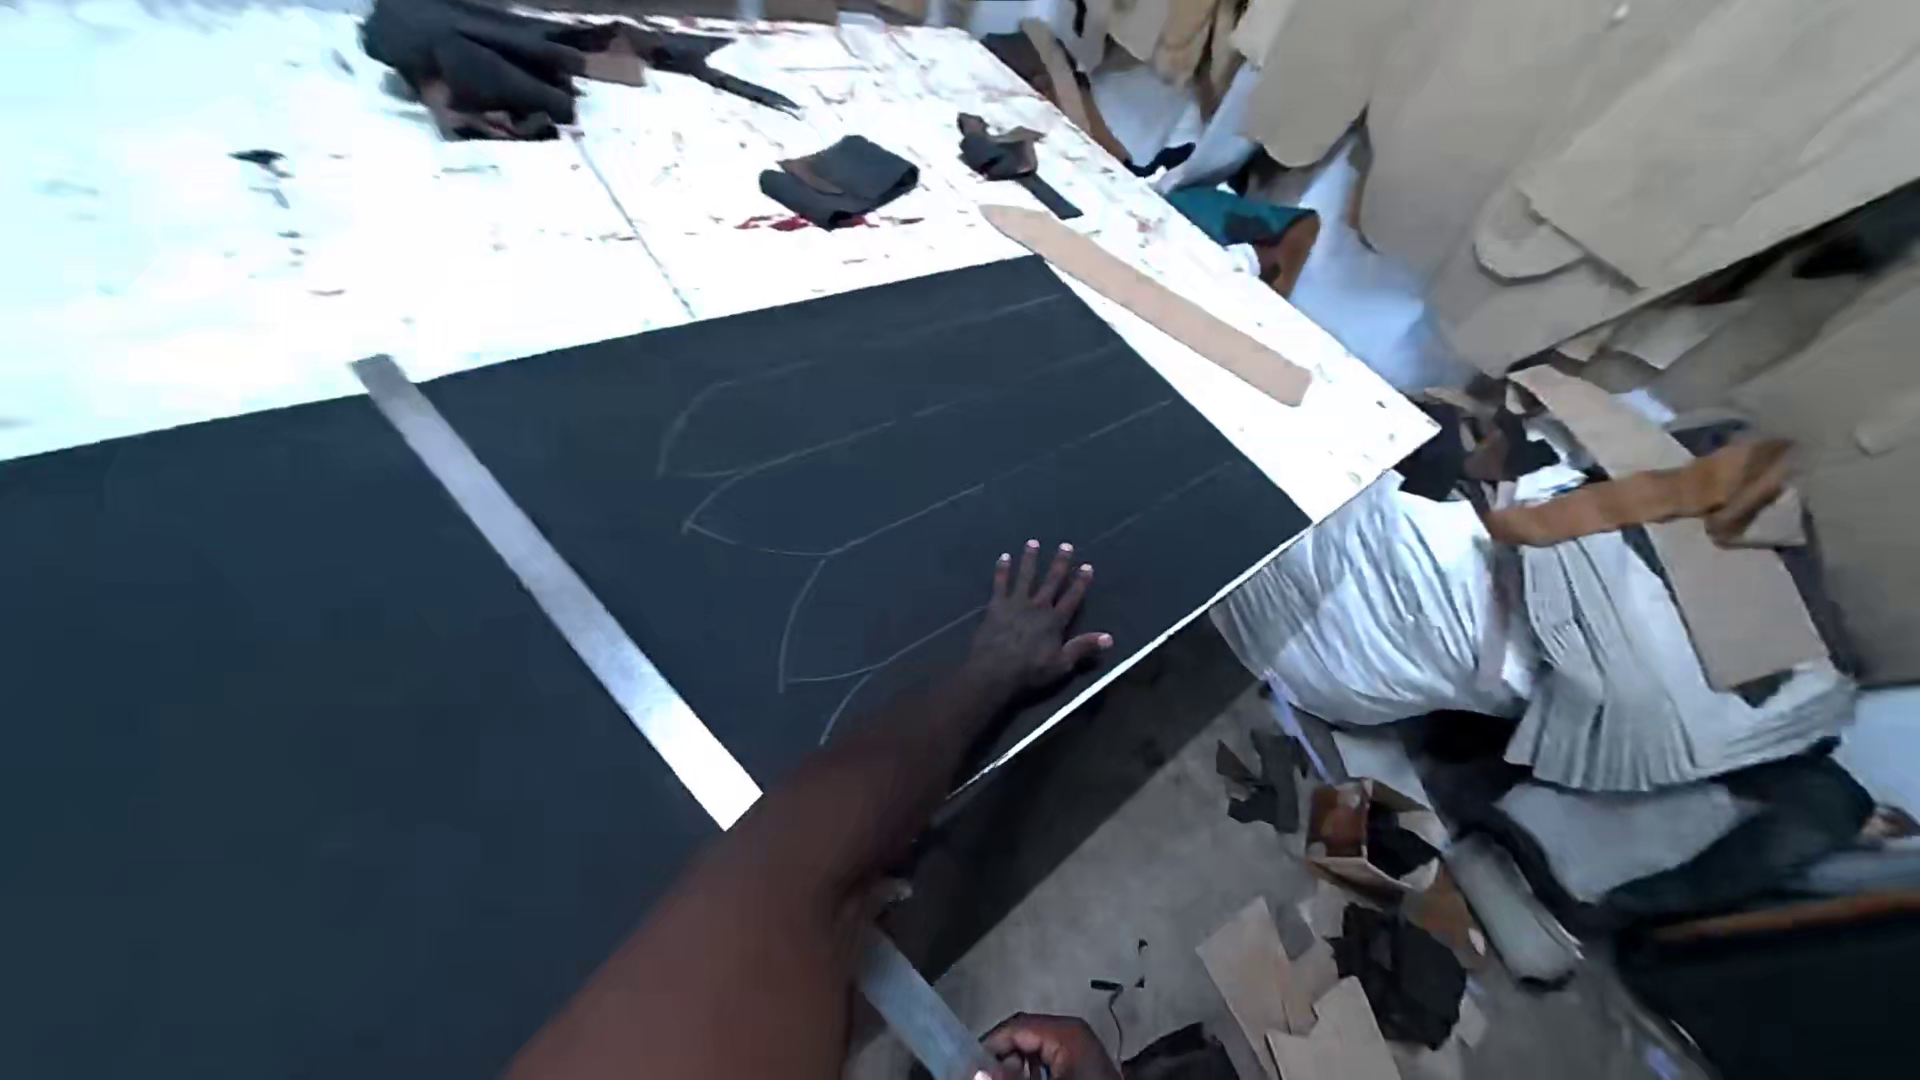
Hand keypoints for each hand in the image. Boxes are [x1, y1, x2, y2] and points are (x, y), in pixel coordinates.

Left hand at [964, 540, 1111, 696]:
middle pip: (1051, 581)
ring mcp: (1015, 603)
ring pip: (1026, 576)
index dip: (1080, 582)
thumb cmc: (1029, 671)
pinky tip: (1004, 557)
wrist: (994, 671)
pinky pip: (1000, 583)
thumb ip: (1083, 648)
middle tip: (1065, 545)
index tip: (1087, 566)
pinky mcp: (996, 606)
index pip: (1072, 597)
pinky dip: (1002, 570)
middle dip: (1060, 563)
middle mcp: (1037, 606)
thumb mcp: (1061, 664)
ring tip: (1033, 542)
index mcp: (1054, 621)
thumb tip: (1109, 638)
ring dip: (1030, 559)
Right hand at [982, 1013, 1121, 1079]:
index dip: (992, 1044)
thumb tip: (977, 1071)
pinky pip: (1047, 1061)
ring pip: (1034, 1051)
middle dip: (1004, 1058)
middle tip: (985, 1075)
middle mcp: (1071, 1032)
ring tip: (1001, 1078)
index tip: (972, 1065)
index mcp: (1065, 1030)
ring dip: (1017, 1068)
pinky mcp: (1081, 1067)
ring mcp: (1078, 1050)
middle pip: (1025, 1036)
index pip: (1017, 1025)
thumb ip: (1012, 1079)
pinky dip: (1033, 1073)